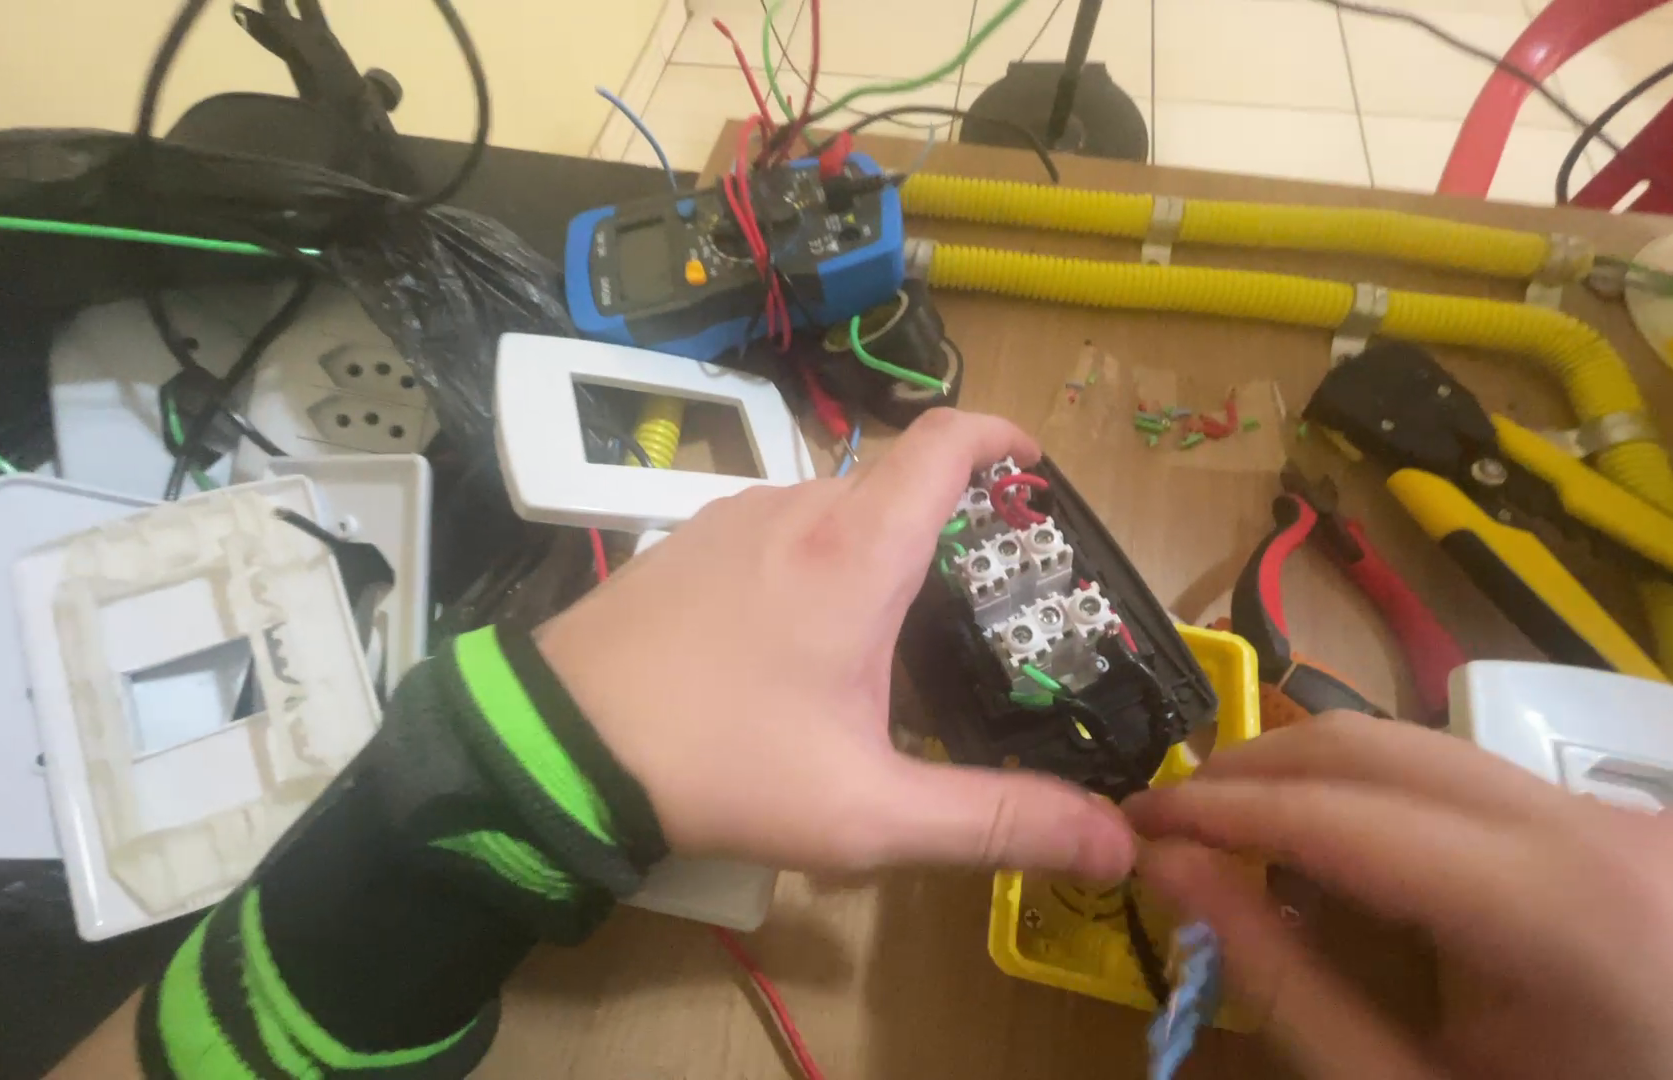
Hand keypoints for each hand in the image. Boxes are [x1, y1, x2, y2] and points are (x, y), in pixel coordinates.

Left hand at [535, 408, 1134, 879]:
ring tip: (889, 627)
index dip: (999, 435)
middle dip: (947, 521)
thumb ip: (996, 820)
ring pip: (836, 506)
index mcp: (855, 551)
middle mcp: (798, 509)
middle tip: (975, 596)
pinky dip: (818, 555)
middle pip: (896, 482)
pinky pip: (780, 525)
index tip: (1034, 466)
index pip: (943, 442)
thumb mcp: (868, 810)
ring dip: (878, 545)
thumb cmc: (721, 764)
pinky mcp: (691, 537)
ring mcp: (735, 514)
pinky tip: (797, 631)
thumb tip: (1113, 845)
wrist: (559, 744)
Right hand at [1124, 712, 1672, 1079]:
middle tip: (1176, 818)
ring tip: (1244, 834)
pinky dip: (1374, 804)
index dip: (1214, 809)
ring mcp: (1634, 818)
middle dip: (1250, 772)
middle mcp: (1610, 828)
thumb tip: (1161, 862)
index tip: (1132, 816)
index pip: (1336, 813)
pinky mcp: (1636, 826)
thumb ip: (1274, 974)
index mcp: (1573, 912)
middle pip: (1368, 747)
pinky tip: (1348, 860)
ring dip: (1305, 781)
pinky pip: (1460, 782)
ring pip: (1408, 750)